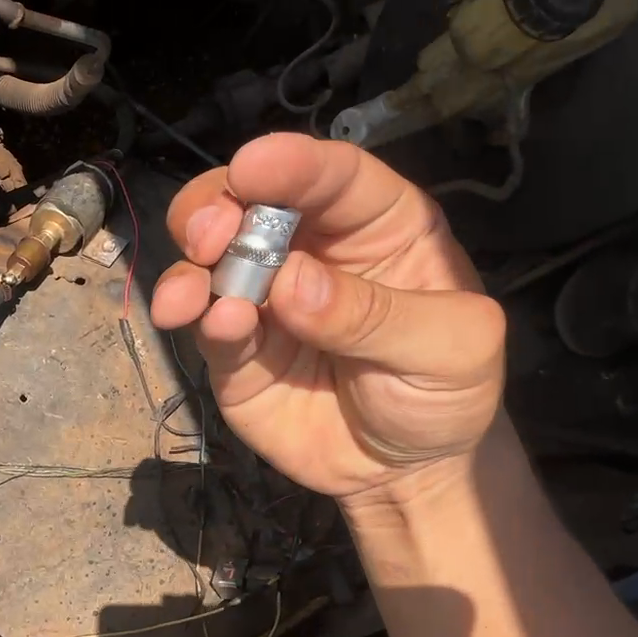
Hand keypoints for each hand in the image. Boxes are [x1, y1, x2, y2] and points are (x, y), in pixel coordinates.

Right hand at [151, 133, 506, 507]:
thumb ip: (376, 315)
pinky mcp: (232, 357)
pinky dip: (199, 323)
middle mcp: (308, 256)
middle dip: (216, 209)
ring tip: (187, 295)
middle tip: (207, 234)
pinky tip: (216, 327)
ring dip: (189, 270)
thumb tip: (291, 284)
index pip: (332, 181)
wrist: (398, 471)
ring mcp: (262, 307)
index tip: (251, 165)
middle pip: (247, 208)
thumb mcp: (449, 349)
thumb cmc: (445, 394)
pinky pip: (208, 330)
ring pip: (208, 266)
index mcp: (375, 229)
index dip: (291, 166)